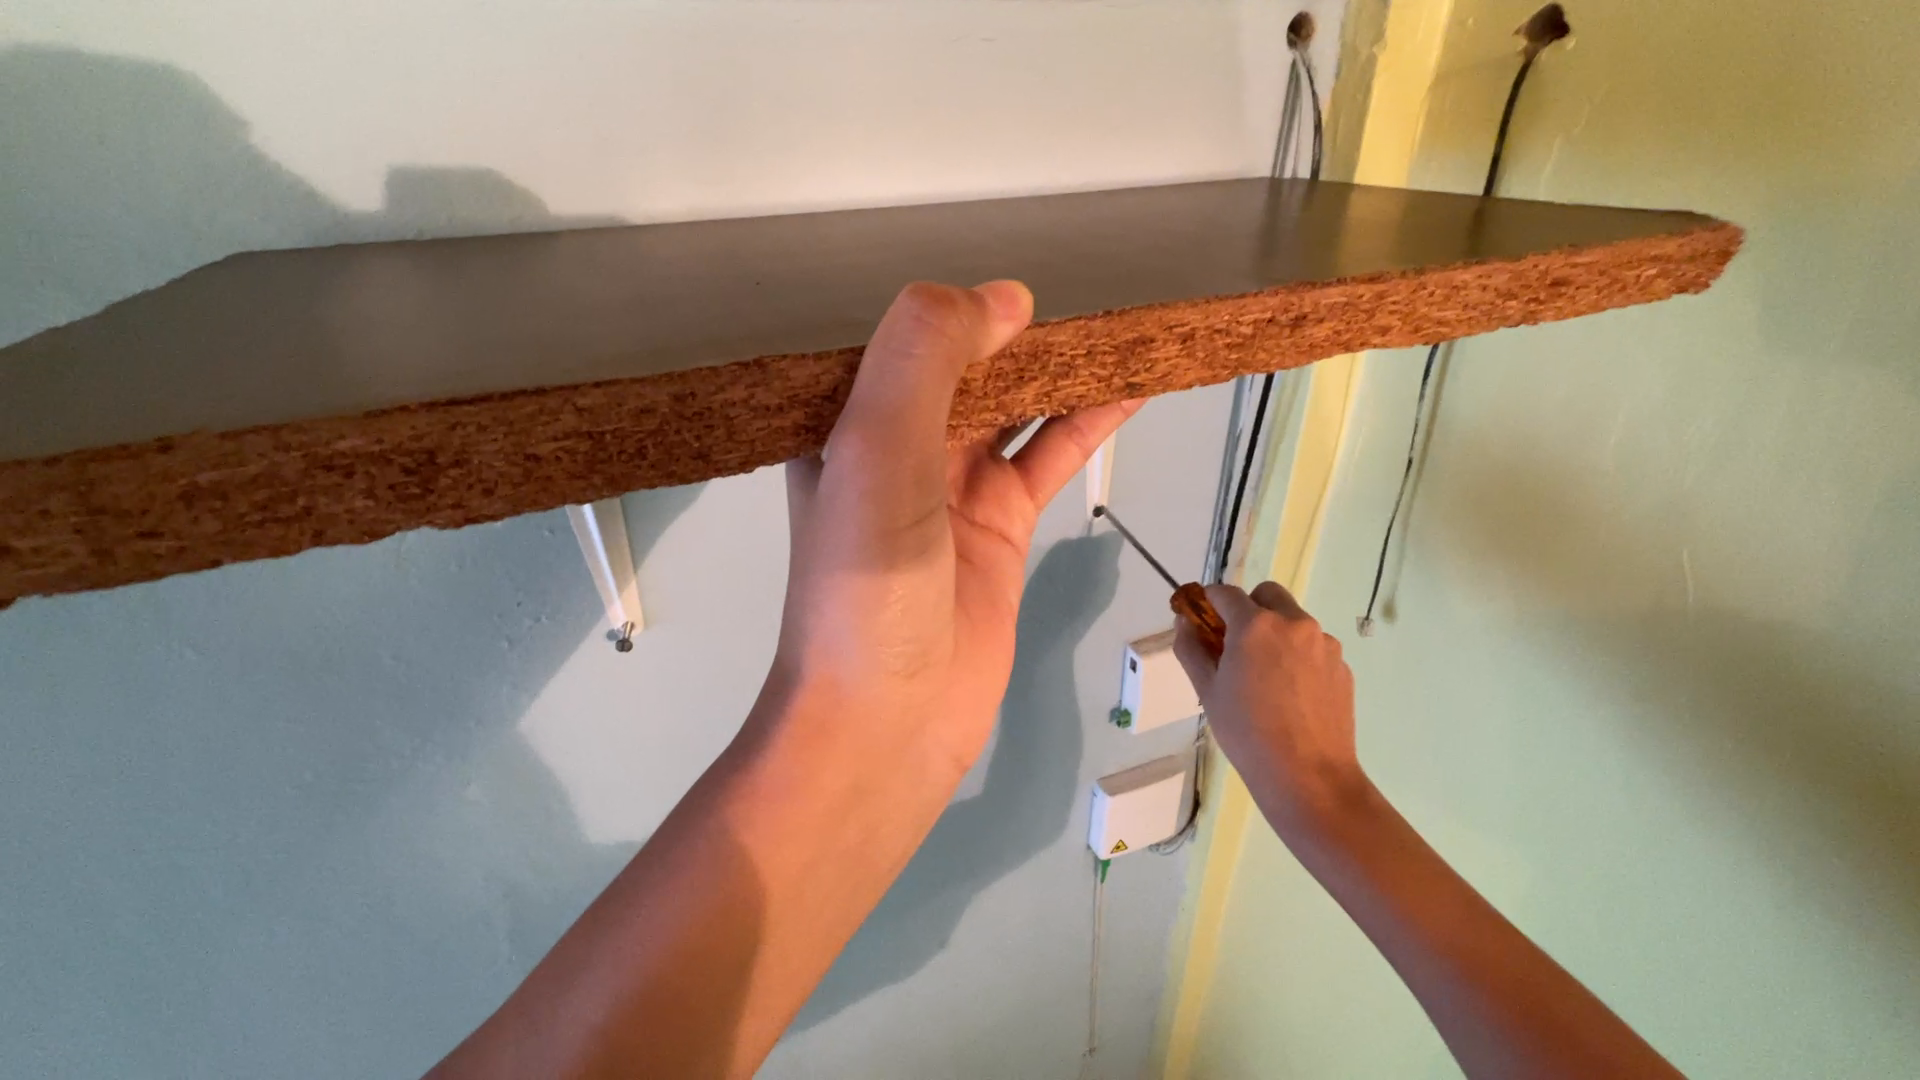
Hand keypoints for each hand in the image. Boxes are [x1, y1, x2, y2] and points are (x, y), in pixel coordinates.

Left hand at [768, 281, 1142, 780]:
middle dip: (1024, 332)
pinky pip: (1048, 456)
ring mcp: (952, 486)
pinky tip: (1134, 387)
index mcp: (843, 419)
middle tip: (1094, 293)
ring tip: (1127, 326)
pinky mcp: (1001, 525)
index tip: (1023, 276)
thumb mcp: (874, 450)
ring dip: (1065, 370)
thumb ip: (925, 356)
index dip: (958, 303)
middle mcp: (896, 445)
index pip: (903, 337)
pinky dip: (1089, 421)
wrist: (890, 719)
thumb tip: (1009, 299)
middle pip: (967, 366)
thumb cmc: (867, 586)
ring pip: (1016, 406)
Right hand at [1173, 581, 1367, 830]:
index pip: (1226, 593)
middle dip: (1249, 609)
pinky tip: (1290, 695)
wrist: (1308, 776)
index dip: (1209, 601)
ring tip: (1266, 679)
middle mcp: (1294, 623)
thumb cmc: (1246, 732)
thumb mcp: (1206, 690)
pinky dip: (1298, 657)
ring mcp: (1324, 644)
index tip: (1201, 620)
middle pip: (1267, 595)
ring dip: (1276, 634)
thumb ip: (1191, 648)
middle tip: (1236, 646)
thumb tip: (1184, 622)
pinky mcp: (1342, 666)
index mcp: (1256, 625)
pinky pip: (1314, 648)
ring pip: (1293, 622)